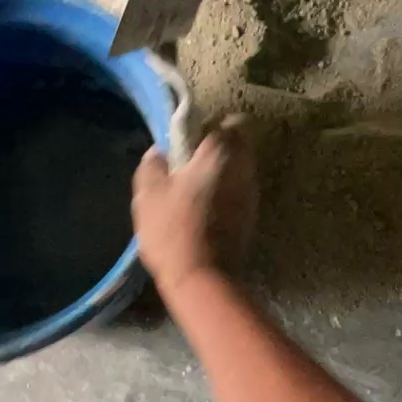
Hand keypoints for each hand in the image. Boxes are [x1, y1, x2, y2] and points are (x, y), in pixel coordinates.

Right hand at [132, 115, 256, 293]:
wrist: (204, 280)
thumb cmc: (174, 230)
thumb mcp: (149, 196)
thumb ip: (152, 166)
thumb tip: (157, 152)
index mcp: (220, 153)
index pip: (228, 121)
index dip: (207, 127)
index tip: (187, 142)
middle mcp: (244, 167)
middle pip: (241, 141)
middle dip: (221, 145)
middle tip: (192, 162)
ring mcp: (251, 192)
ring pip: (242, 166)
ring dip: (224, 169)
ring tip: (197, 187)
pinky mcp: (252, 215)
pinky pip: (241, 189)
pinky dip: (227, 191)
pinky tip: (206, 209)